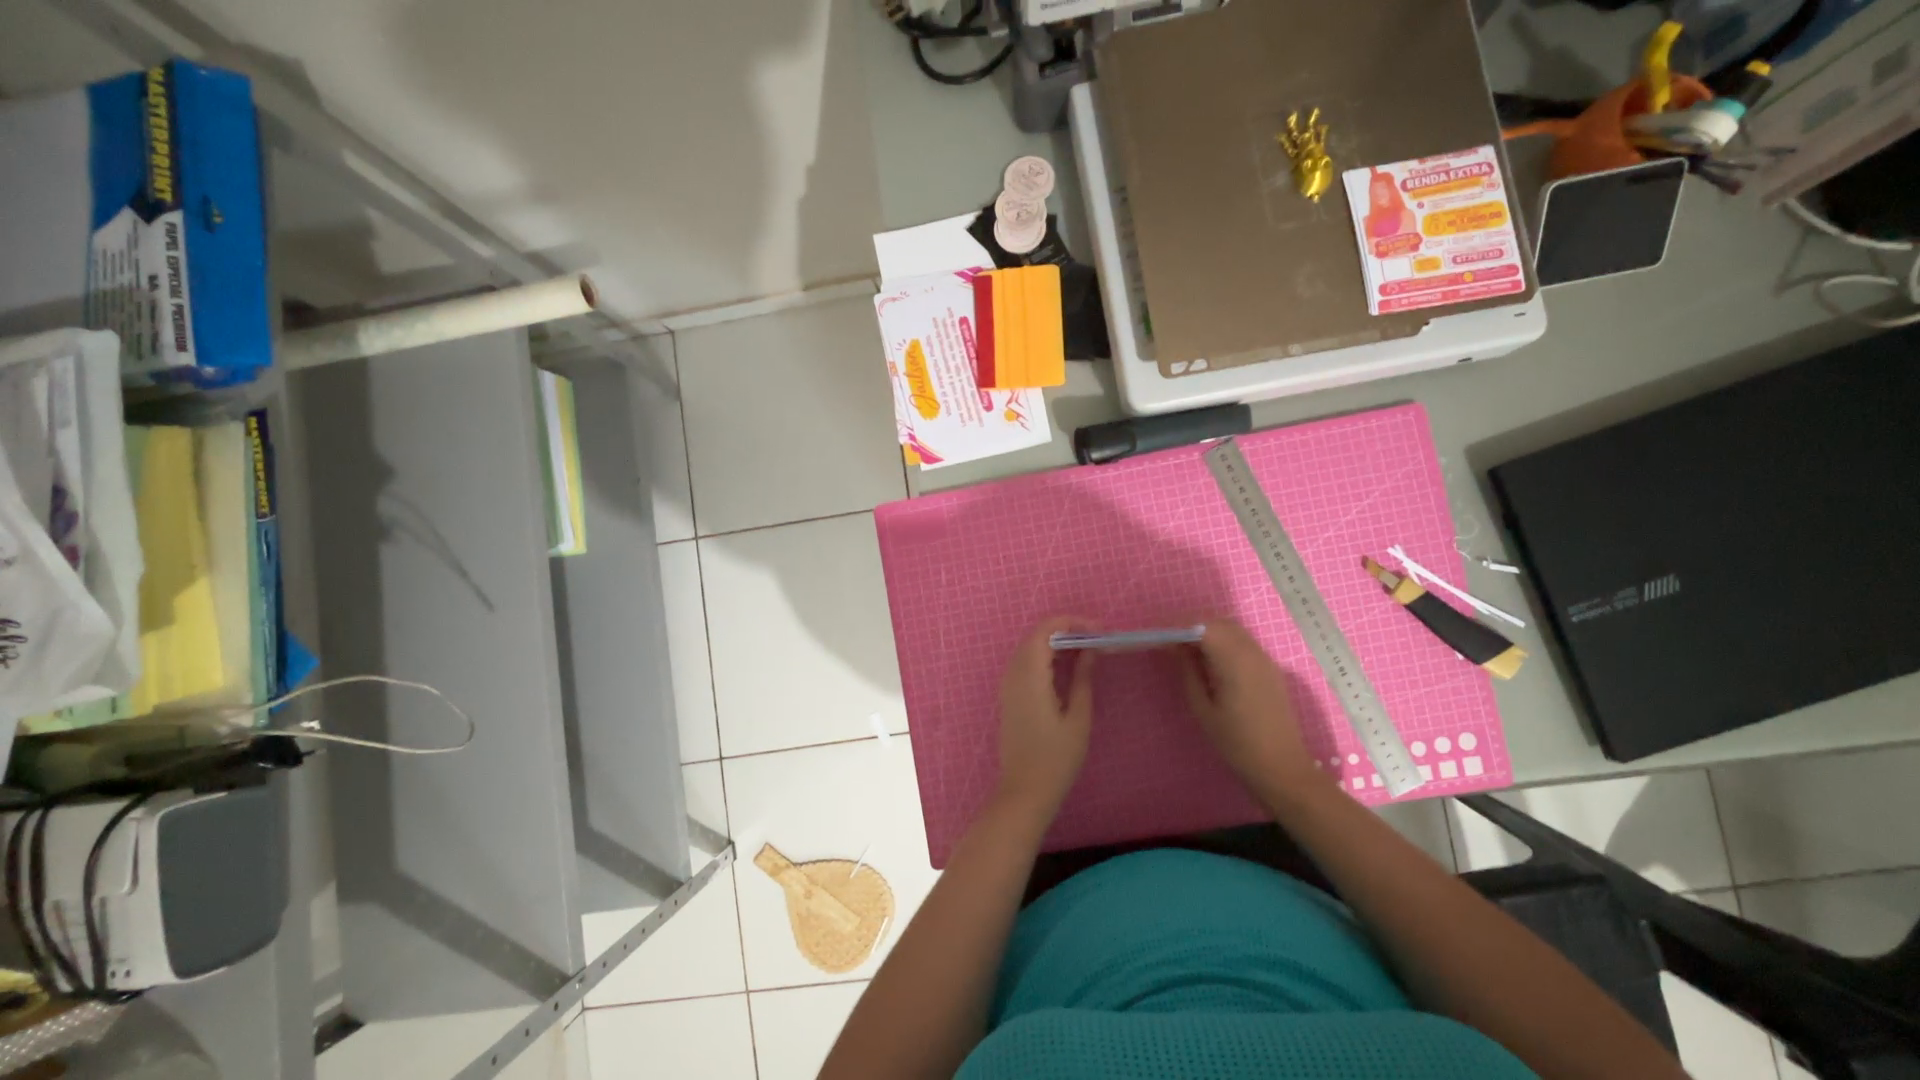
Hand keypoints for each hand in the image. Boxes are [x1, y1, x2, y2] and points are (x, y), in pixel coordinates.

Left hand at [995, 617, 1095, 820]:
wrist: (1024, 792)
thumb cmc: (1056, 759)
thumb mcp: (1078, 718)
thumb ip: (1083, 678)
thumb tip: (1090, 650)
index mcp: (1029, 676)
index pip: (1045, 630)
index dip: (1072, 622)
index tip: (1099, 630)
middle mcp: (1013, 675)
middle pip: (1035, 636)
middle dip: (1065, 630)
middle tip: (1097, 639)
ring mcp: (1007, 686)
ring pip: (1029, 649)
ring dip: (1055, 644)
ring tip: (1087, 652)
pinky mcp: (1009, 697)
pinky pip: (1025, 664)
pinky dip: (1045, 658)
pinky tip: (1067, 669)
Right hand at [1174, 618, 1323, 805]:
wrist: (1281, 768)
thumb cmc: (1237, 743)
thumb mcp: (1204, 710)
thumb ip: (1189, 673)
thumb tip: (1177, 649)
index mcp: (1235, 661)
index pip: (1204, 626)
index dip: (1179, 626)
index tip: (1158, 637)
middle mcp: (1253, 652)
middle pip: (1220, 623)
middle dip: (1192, 626)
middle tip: (1169, 643)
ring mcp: (1265, 660)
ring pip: (1233, 631)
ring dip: (1209, 633)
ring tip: (1186, 652)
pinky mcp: (1270, 670)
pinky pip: (1243, 644)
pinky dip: (1223, 643)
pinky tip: (1210, 663)